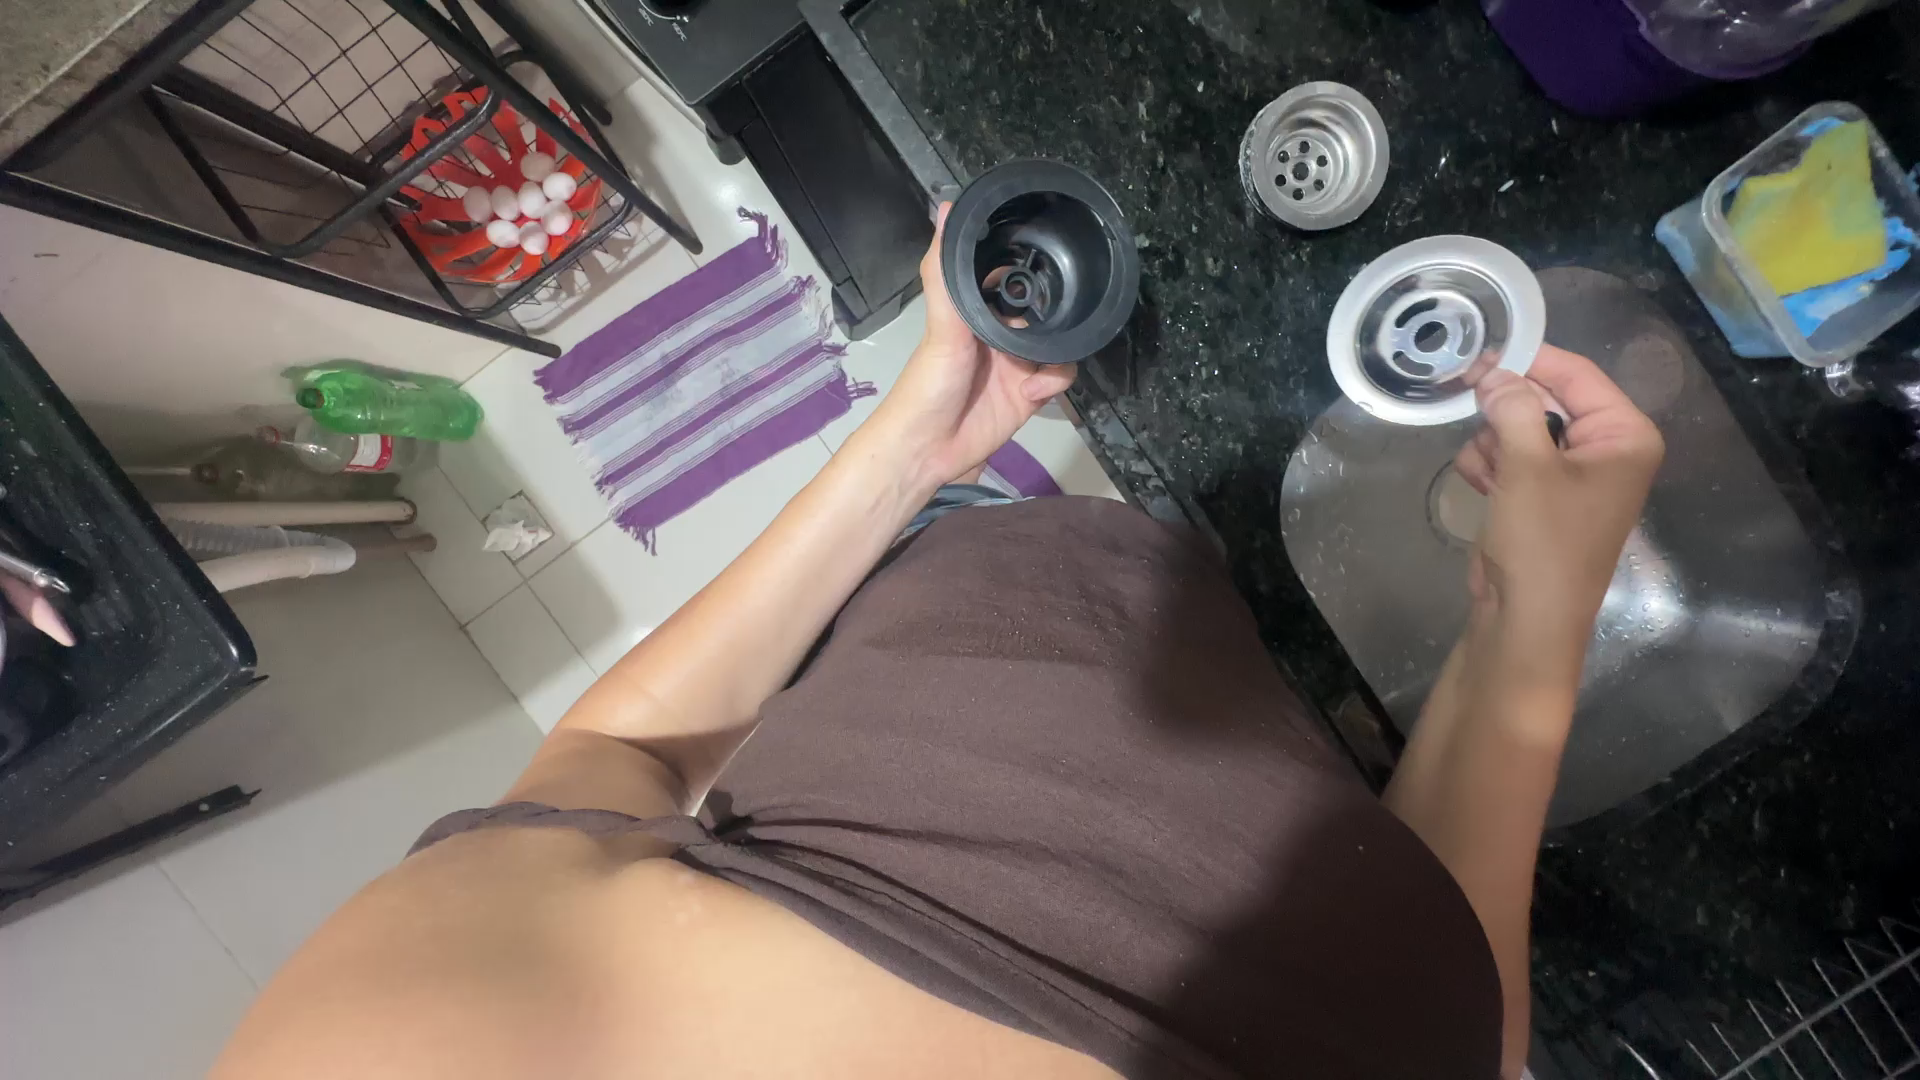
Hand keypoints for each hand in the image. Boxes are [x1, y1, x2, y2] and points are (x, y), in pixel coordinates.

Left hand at [860, 203, 1076, 488]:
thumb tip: (944, 206)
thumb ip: (945, 273)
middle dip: (1056, 308)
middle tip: (1063, 310)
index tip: (1050, 248)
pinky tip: (1031, 392)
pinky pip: (1060, 377)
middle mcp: (1000, 335)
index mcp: (976, 314)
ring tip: (1038, 362)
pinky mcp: (1031, 395)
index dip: (1027, 263)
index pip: (1008, 277)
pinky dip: (1054, 381)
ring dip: (1057, 349)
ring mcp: (1018, 365)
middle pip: (1042, 309)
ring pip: (1058, 343)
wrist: (931, 449)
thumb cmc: (928, 385)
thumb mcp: (941, 326)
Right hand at [1453, 345, 1663, 682]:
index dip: (1529, 360)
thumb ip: (1512, 410)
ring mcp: (1569, 475)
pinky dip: (1489, 467)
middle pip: (1545, 401)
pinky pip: (1508, 460)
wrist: (1528, 611)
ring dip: (1491, 444)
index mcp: (1623, 435)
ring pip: (1518, 430)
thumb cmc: (1542, 538)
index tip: (1480, 351)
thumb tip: (1493, 374)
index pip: (1578, 376)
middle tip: (1466, 405)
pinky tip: (1482, 487)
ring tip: (1486, 472)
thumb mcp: (1526, 467)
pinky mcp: (1539, 496)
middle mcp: (1603, 449)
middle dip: (1504, 411)